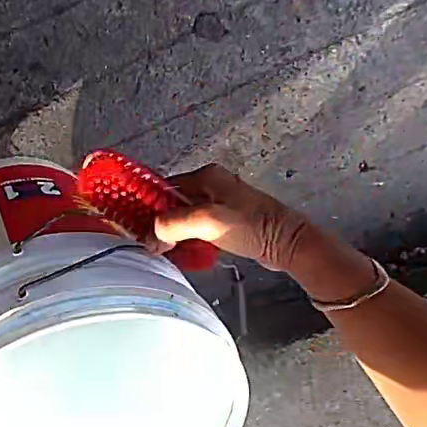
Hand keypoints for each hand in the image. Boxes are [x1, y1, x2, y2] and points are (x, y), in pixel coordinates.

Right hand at [153, 162, 314, 271]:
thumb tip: (152, 235)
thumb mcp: (206, 221)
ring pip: (181, 217)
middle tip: (156, 245)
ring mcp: (218, 202)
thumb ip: (172, 224)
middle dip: (160, 225)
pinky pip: (194, 227)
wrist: (286, 244)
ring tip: (168, 250)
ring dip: (172, 234)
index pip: (163, 188)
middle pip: (170, 203)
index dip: (149, 208)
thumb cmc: (253, 227)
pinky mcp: (224, 219)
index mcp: (206, 176)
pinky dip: (186, 238)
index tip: (141, 228)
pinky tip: (185, 251)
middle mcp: (211, 185)